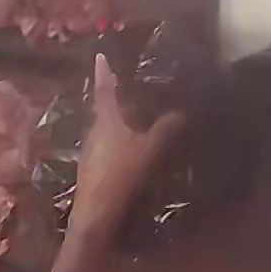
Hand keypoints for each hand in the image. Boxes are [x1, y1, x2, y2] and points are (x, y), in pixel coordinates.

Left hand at [68, 54, 185, 241]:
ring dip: (119, 124)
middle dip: (116, 100)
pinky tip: (130, 151)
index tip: (100, 56)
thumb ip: (165, 130)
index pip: (104, 90)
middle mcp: (94, 132)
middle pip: (104, 111)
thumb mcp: (150, 150)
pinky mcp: (92, 170)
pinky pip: (106, 147)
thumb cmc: (122, 175)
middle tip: (131, 90)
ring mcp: (90, 152)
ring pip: (105, 130)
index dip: (104, 72)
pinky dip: (118, 142)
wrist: (96, 215)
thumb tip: (179, 113)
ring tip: (137, 120)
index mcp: (106, 121)